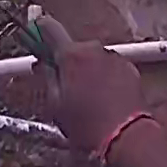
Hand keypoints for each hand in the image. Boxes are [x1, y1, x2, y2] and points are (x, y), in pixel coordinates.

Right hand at [37, 15, 147, 156]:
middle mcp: (92, 48)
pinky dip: (107, 77)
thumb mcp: (57, 106)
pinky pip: (111, 67)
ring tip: (91, 99)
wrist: (129, 137)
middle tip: (67, 87)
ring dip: (89, 70)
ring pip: (93, 58)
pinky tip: (107, 99)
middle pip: (74, 48)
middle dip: (69, 63)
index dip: (40, 30)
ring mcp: (112, 56)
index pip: (50, 28)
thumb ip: (47, 78)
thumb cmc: (87, 125)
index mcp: (70, 55)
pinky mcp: (129, 67)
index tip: (36, 37)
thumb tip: (42, 63)